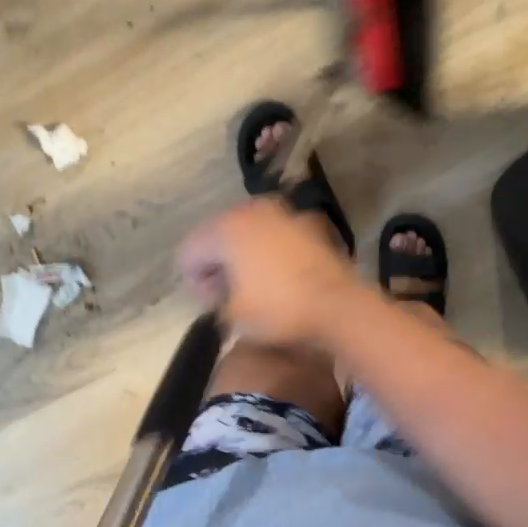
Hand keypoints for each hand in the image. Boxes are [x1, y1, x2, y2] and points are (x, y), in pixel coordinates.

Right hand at [177, 198, 367, 343]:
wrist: (339, 305)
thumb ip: (213, 301)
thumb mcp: (233, 316)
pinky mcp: (307, 225)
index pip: (188, 250)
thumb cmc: (279, 311)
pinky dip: (269, 253)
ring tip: (252, 288)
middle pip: (217, 235)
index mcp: (224, 228)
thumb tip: (217, 294)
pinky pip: (275, 237)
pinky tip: (278, 279)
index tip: (208, 305)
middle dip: (217, 264)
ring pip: (247, 233)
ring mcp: (282, 213)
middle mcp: (250, 210)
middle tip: (225, 296)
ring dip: (243, 257)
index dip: (192, 281)